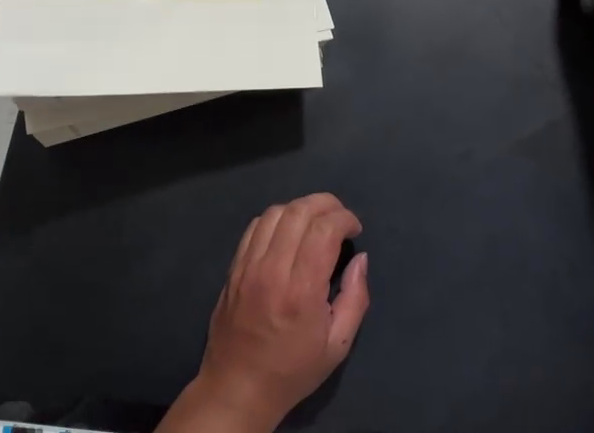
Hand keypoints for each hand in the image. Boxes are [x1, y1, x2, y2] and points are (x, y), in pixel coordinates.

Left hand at [165, 194, 369, 431]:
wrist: (237, 389)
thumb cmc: (292, 371)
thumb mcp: (337, 345)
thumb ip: (356, 298)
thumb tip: (360, 259)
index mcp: (301, 291)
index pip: (323, 229)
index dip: (345, 219)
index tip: (355, 230)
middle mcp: (272, 270)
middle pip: (299, 211)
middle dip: (326, 204)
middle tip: (340, 218)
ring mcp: (248, 267)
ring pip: (275, 212)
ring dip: (301, 208)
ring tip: (316, 222)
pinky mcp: (233, 268)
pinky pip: (254, 226)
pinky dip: (276, 219)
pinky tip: (288, 232)